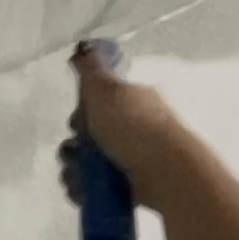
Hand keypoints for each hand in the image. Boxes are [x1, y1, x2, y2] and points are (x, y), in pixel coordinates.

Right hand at [65, 41, 191, 208]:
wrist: (164, 171)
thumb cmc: (134, 126)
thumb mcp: (106, 89)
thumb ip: (90, 70)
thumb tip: (81, 47)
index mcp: (131, 103)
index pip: (95, 107)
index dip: (80, 115)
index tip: (79, 122)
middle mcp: (132, 130)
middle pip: (86, 138)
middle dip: (74, 148)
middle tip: (77, 152)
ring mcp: (131, 159)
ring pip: (86, 165)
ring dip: (74, 172)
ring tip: (79, 178)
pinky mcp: (128, 187)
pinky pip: (94, 188)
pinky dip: (84, 191)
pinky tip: (84, 192)